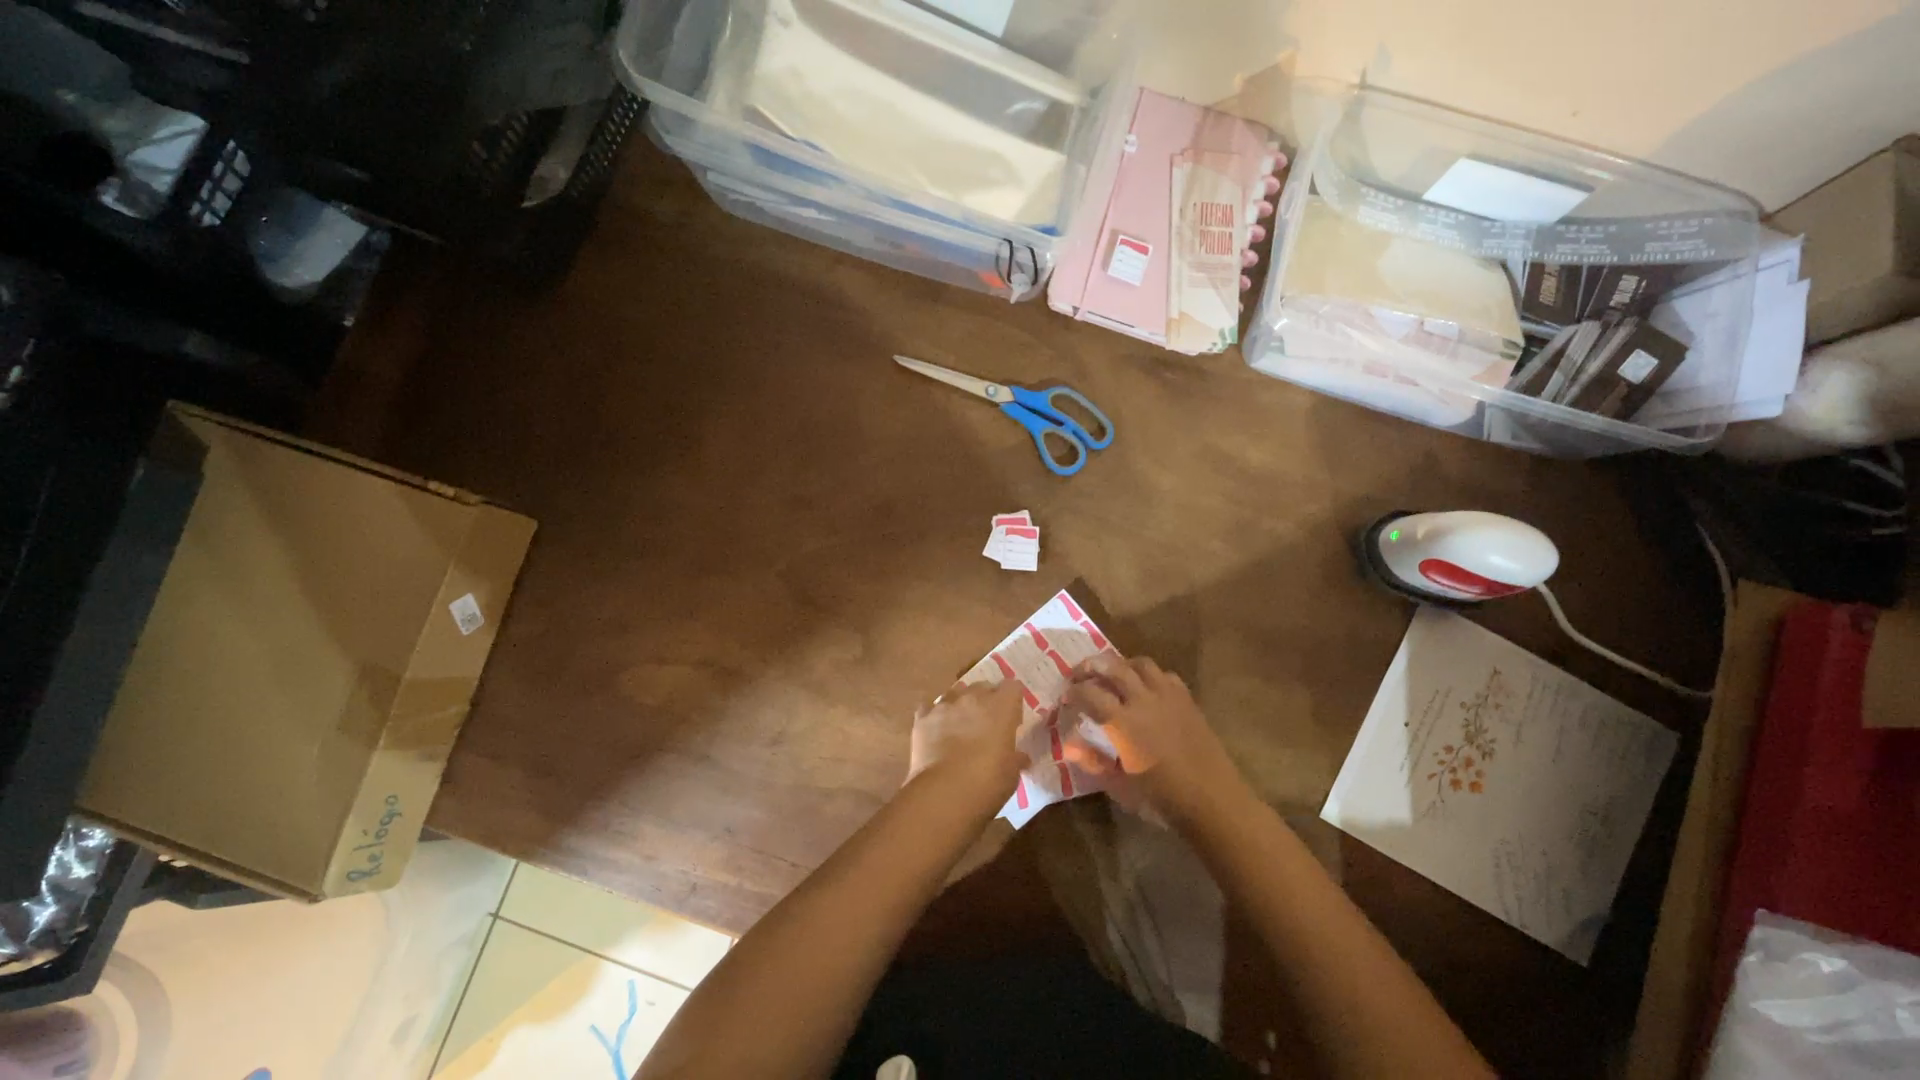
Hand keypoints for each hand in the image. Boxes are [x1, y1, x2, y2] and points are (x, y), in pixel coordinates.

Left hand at [906, 680, 1026, 809]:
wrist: (945, 792)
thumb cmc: (988, 782)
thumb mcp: (1011, 773)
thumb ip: (1015, 758)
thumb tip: (1020, 757)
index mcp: (1001, 707)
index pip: (1013, 687)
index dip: (1012, 701)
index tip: (1012, 719)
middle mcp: (973, 698)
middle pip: (983, 686)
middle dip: (986, 700)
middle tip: (987, 723)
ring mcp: (945, 705)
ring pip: (955, 692)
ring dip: (960, 704)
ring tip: (960, 725)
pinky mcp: (922, 718)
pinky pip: (929, 707)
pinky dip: (934, 716)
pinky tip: (936, 730)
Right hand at [1061, 654, 1241, 824]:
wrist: (1212, 799)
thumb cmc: (1161, 798)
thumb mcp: (1120, 785)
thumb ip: (1093, 760)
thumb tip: (1068, 744)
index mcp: (1123, 722)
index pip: (1090, 693)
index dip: (1074, 692)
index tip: (1066, 698)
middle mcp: (1144, 700)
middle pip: (1113, 666)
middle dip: (1091, 666)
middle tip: (1080, 675)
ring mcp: (1169, 696)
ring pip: (1141, 664)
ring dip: (1121, 665)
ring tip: (1113, 676)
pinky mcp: (1187, 700)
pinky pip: (1166, 675)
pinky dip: (1150, 676)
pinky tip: (1146, 689)